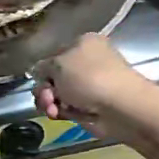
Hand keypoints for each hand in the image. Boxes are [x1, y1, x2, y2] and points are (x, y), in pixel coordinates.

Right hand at [32, 34, 151, 137]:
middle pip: (54, 76)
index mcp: (84, 43)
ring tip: (51, 108)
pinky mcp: (89, 107)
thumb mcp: (58, 63)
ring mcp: (89, 86)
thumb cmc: (89, 77)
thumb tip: (38, 70)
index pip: (55, 54)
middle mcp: (87, 63)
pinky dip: (59, 111)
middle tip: (46, 96)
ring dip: (49, 101)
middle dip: (45, 87)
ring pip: (57, 94)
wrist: (120, 107)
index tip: (38, 78)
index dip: (44, 67)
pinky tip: (57, 114)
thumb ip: (42, 67)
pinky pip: (65, 108)